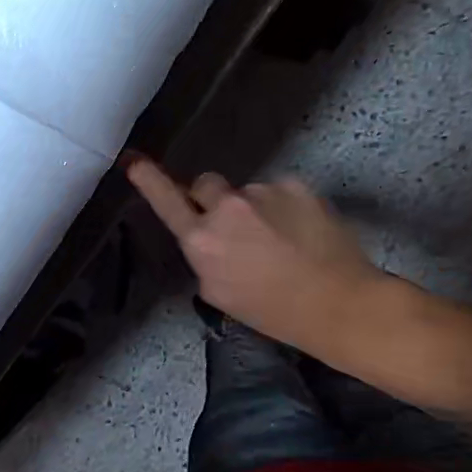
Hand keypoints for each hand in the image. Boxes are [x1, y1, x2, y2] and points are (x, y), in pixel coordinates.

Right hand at [126, 157, 379, 347]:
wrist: (338, 302)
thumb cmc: (273, 311)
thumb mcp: (220, 294)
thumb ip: (204, 259)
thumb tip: (208, 240)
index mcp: (201, 241)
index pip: (166, 201)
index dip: (148, 179)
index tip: (133, 160)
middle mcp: (226, 208)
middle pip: (206, 185)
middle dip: (213, 199)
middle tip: (238, 228)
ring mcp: (263, 192)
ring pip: (247, 192)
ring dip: (255, 208)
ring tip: (282, 240)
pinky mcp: (296, 185)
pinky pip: (278, 191)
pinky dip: (285, 207)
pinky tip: (302, 232)